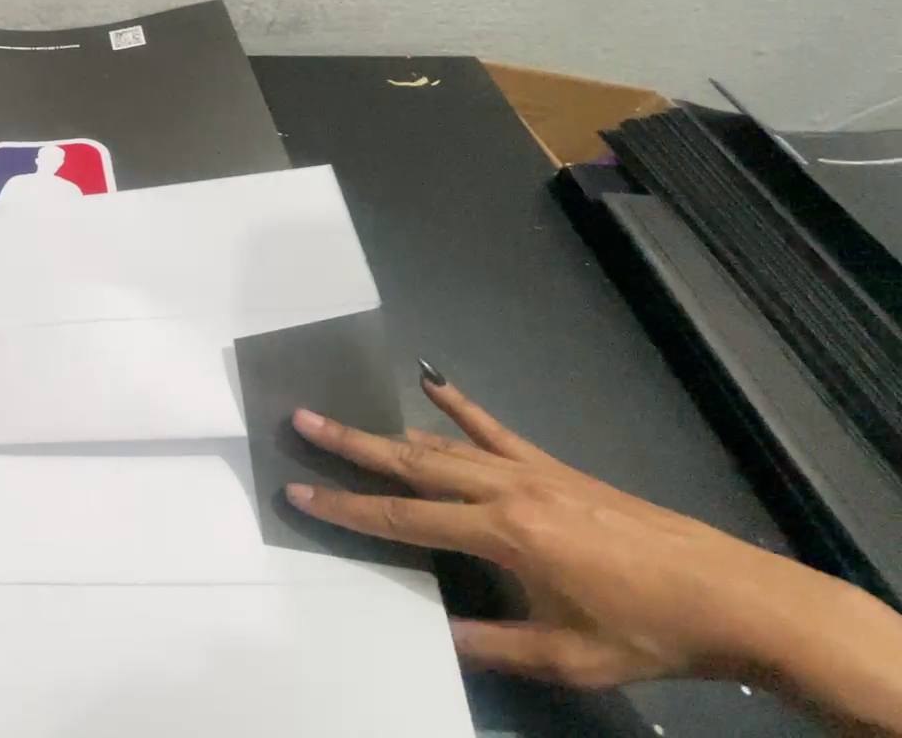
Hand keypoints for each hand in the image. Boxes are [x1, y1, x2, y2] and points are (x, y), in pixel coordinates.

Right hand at [284, 365, 893, 690]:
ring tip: (346, 420)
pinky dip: (461, 407)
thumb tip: (427, 633)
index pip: (403, 519)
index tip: (300, 492)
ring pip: (442, 445)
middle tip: (303, 419)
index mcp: (501, 535)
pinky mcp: (554, 466)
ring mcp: (530, 471)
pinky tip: (434, 383)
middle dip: (350, 443)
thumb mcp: (565, 656)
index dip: (346, 508)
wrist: (740, 599)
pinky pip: (496, 430)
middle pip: (409, 462)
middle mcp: (505, 490)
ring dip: (389, 432)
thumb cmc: (648, 632)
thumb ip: (488, 644)